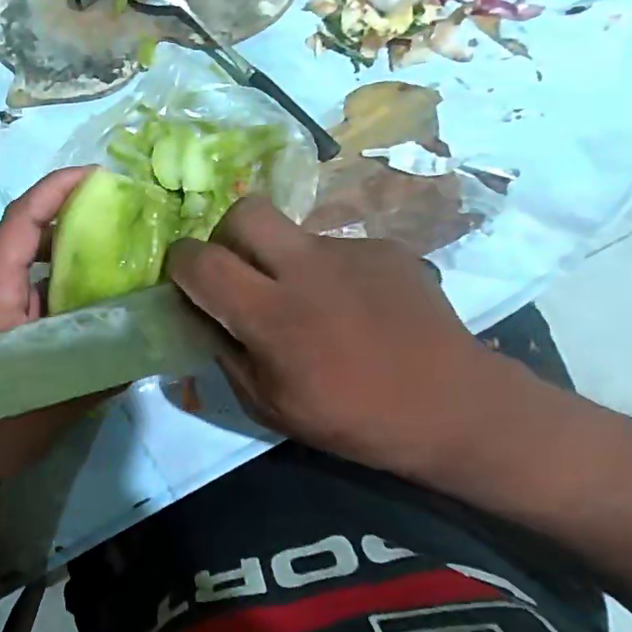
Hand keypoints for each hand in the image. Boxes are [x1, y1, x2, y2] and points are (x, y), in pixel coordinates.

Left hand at [0, 166, 103, 485]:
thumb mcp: (55, 396)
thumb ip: (105, 368)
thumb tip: (154, 340)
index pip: (21, 222)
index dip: (55, 190)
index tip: (98, 176)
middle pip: (33, 238)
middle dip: (77, 218)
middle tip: (127, 217)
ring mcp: (3, 314)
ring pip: (42, 269)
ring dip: (79, 256)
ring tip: (128, 256)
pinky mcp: (11, 334)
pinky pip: (46, 297)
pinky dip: (75, 290)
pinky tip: (109, 303)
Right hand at [166, 197, 514, 481]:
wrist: (450, 405)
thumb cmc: (354, 420)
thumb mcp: (272, 408)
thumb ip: (228, 359)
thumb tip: (205, 322)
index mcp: (272, 313)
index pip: (202, 261)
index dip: (181, 264)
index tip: (186, 281)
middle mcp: (307, 266)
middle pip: (245, 212)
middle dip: (227, 235)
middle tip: (239, 273)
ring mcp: (351, 250)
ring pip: (295, 234)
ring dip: (284, 261)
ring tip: (313, 307)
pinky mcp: (386, 249)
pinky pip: (337, 250)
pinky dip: (330, 273)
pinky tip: (355, 309)